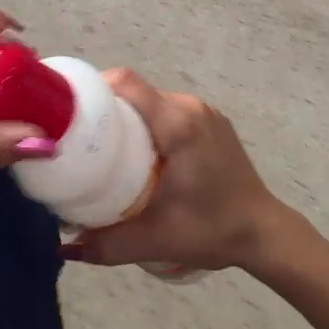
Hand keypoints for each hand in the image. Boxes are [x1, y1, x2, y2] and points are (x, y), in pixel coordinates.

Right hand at [62, 69, 288, 272]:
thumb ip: (107, 244)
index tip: (71, 112)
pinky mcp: (211, 122)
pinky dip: (148, 123)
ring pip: (152, 100)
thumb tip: (64, 245)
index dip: (94, 89)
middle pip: (136, 92)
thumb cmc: (212, 230)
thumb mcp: (155, 239)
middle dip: (105, 110)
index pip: (128, 83)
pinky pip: (169, 110)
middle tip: (82, 140)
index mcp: (178, 124)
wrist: (264, 233)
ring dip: (128, 118)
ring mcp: (204, 112)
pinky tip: (139, 153)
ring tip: (105, 150)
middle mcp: (190, 107)